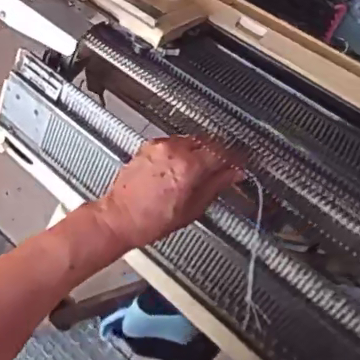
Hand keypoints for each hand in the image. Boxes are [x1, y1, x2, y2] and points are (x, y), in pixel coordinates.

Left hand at [86, 136, 243, 250]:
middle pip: (208, 142)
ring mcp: (159, 146)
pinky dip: (183, 150)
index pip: (222, 153)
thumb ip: (216, 186)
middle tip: (225, 166)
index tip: (240, 164)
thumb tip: (233, 174)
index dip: (235, 158)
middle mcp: (174, 151)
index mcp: (188, 167)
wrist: (119, 217)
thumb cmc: (149, 220)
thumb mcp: (192, 209)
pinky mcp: (148, 146)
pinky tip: (182, 166)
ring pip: (191, 140)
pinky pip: (174, 142)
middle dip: (219, 153)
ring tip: (202, 169)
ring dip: (201, 150)